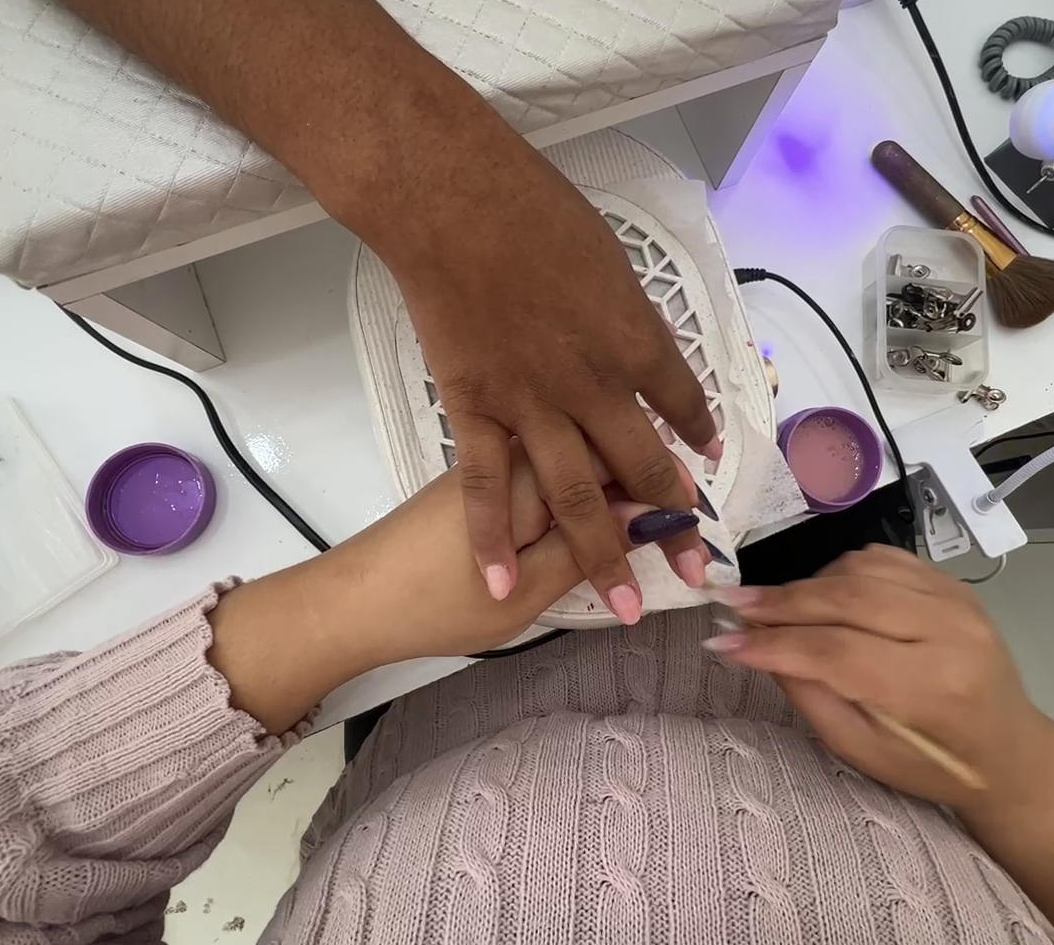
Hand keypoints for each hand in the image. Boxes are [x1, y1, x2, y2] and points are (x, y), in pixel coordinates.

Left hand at [328, 445, 686, 663]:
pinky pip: (555, 460)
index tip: (699, 553)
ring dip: (626, 483)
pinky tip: (608, 500)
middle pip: (609, 456)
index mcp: (534, 473)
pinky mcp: (488, 468)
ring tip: (665, 516)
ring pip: (583, 453)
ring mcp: (503, 454)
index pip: (622, 476)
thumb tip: (648, 520)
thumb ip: (587, 549)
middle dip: (659, 492)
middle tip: (692, 536)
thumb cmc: (436, 604)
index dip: (670, 510)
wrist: (353, 596)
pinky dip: (589, 481)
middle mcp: (523, 448)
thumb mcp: (523, 592)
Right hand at [352, 106, 718, 624]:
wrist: (453, 202)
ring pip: (574, 496)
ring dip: (603, 555)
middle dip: (673, 524)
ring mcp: (532, 407)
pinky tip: (505, 583)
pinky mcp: (474, 411)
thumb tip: (642, 352)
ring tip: (625, 606)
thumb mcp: (608, 259)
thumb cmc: (537, 209)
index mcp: (635, 340)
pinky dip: (494, 537)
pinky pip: (485, 486)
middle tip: (697, 571)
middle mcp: (594, 387)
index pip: (683, 405)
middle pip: (643, 467)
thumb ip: (628, 318)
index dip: (699, 438)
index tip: (706, 464)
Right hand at [705, 546, 1053, 944]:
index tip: (722, 642)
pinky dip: (839, 570)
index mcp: (932, 688)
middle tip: (730, 604)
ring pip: (858, 569)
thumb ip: (808, 694)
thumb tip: (753, 644)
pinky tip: (820, 591)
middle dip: (779, 602)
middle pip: (845, 599)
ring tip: (773, 605)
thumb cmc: (932, 764)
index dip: (773, 644)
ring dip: (807, 584)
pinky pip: (879, 557)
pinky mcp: (951, 581)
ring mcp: (956, 599)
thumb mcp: (862, 750)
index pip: (836, 651)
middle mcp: (950, 632)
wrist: (1011, 749)